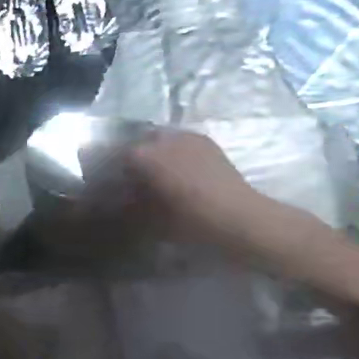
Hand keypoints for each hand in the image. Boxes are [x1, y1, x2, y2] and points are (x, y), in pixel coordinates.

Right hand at [123, 127, 330, 253]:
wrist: (238, 218)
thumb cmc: (189, 221)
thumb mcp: (151, 220)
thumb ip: (132, 206)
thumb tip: (123, 200)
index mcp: (143, 156)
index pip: (120, 157)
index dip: (120, 172)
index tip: (122, 187)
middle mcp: (163, 139)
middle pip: (141, 143)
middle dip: (139, 158)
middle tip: (141, 180)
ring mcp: (188, 137)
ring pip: (164, 139)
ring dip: (159, 153)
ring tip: (164, 174)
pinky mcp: (208, 142)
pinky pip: (184, 142)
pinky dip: (178, 152)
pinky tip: (183, 170)